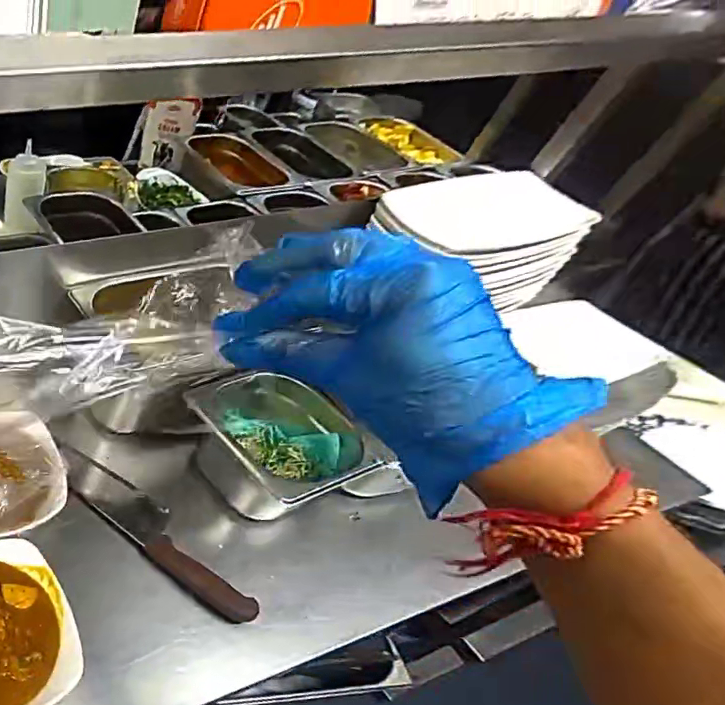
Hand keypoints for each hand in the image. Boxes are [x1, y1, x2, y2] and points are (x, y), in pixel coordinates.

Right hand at [214, 228, 604, 514]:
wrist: (487, 431)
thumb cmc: (420, 406)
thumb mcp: (350, 375)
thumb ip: (296, 351)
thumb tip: (243, 344)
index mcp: (400, 280)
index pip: (318, 287)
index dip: (271, 308)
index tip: (237, 326)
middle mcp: (418, 263)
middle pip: (340, 252)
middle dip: (289, 265)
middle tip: (248, 278)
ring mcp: (431, 275)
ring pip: (362, 257)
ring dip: (316, 265)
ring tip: (277, 272)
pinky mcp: (436, 294)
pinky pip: (381, 275)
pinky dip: (345, 281)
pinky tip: (320, 289)